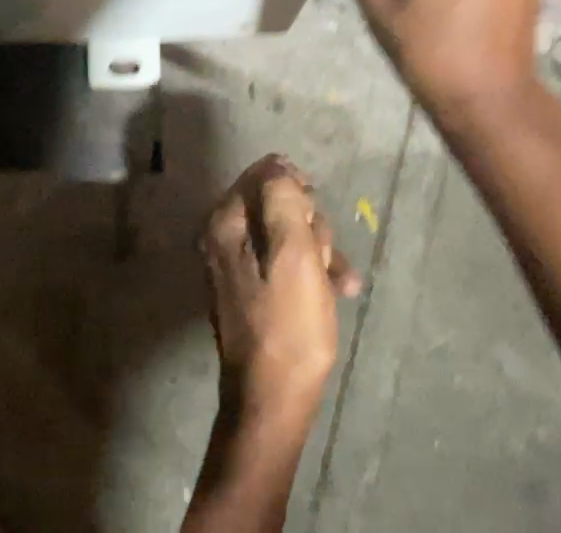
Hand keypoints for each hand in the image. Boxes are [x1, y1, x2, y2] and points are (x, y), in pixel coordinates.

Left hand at [202, 155, 361, 412]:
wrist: (272, 397)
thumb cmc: (288, 325)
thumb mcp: (294, 255)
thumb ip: (283, 200)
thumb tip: (277, 164)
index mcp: (224, 223)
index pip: (262, 174)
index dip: (297, 190)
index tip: (315, 222)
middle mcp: (220, 237)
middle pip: (275, 205)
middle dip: (310, 227)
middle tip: (324, 258)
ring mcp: (232, 265)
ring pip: (286, 236)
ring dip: (319, 253)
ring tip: (340, 284)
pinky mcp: (248, 290)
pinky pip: (283, 264)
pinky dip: (310, 274)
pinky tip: (336, 294)